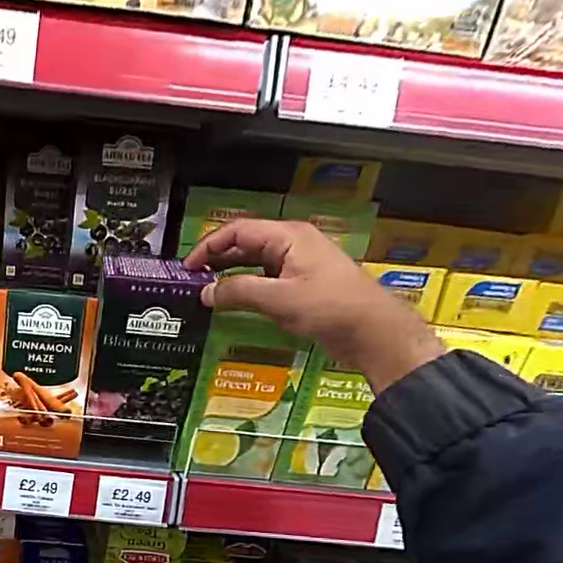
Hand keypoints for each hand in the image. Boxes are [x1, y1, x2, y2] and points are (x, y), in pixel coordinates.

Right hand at [184, 219, 445, 392]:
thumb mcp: (277, 300)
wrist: (373, 331)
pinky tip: (234, 302)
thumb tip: (205, 292)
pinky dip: (247, 288)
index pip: (238, 231)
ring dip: (231, 274)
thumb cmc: (329, 308)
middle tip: (193, 278)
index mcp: (288, 237)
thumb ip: (237, 292)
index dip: (209, 246)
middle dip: (217, 258)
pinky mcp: (303, 285)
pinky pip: (267, 280)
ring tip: (207, 290)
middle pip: (246, 244)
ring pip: (255, 263)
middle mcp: (293, 244)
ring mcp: (299, 265)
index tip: (188, 267)